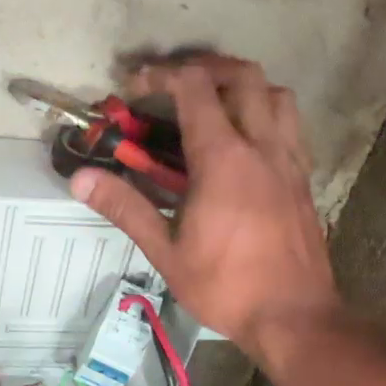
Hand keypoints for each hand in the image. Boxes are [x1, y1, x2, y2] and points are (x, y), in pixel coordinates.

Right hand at [70, 53, 342, 359]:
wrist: (294, 317)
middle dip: (204, 67)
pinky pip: (290, 125)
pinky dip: (265, 114)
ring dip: (242, 86)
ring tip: (213, 106)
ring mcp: (289, 160)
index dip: (161, 75)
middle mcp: (262, 146)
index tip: (135, 87)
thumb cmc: (226, 286)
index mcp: (223, 159)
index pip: (194, 88)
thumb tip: (81, 178)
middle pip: (242, 75)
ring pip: (275, 93)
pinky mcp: (304, 178)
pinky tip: (245, 143)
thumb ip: (125, 208)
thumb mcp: (166, 251)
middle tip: (174, 84)